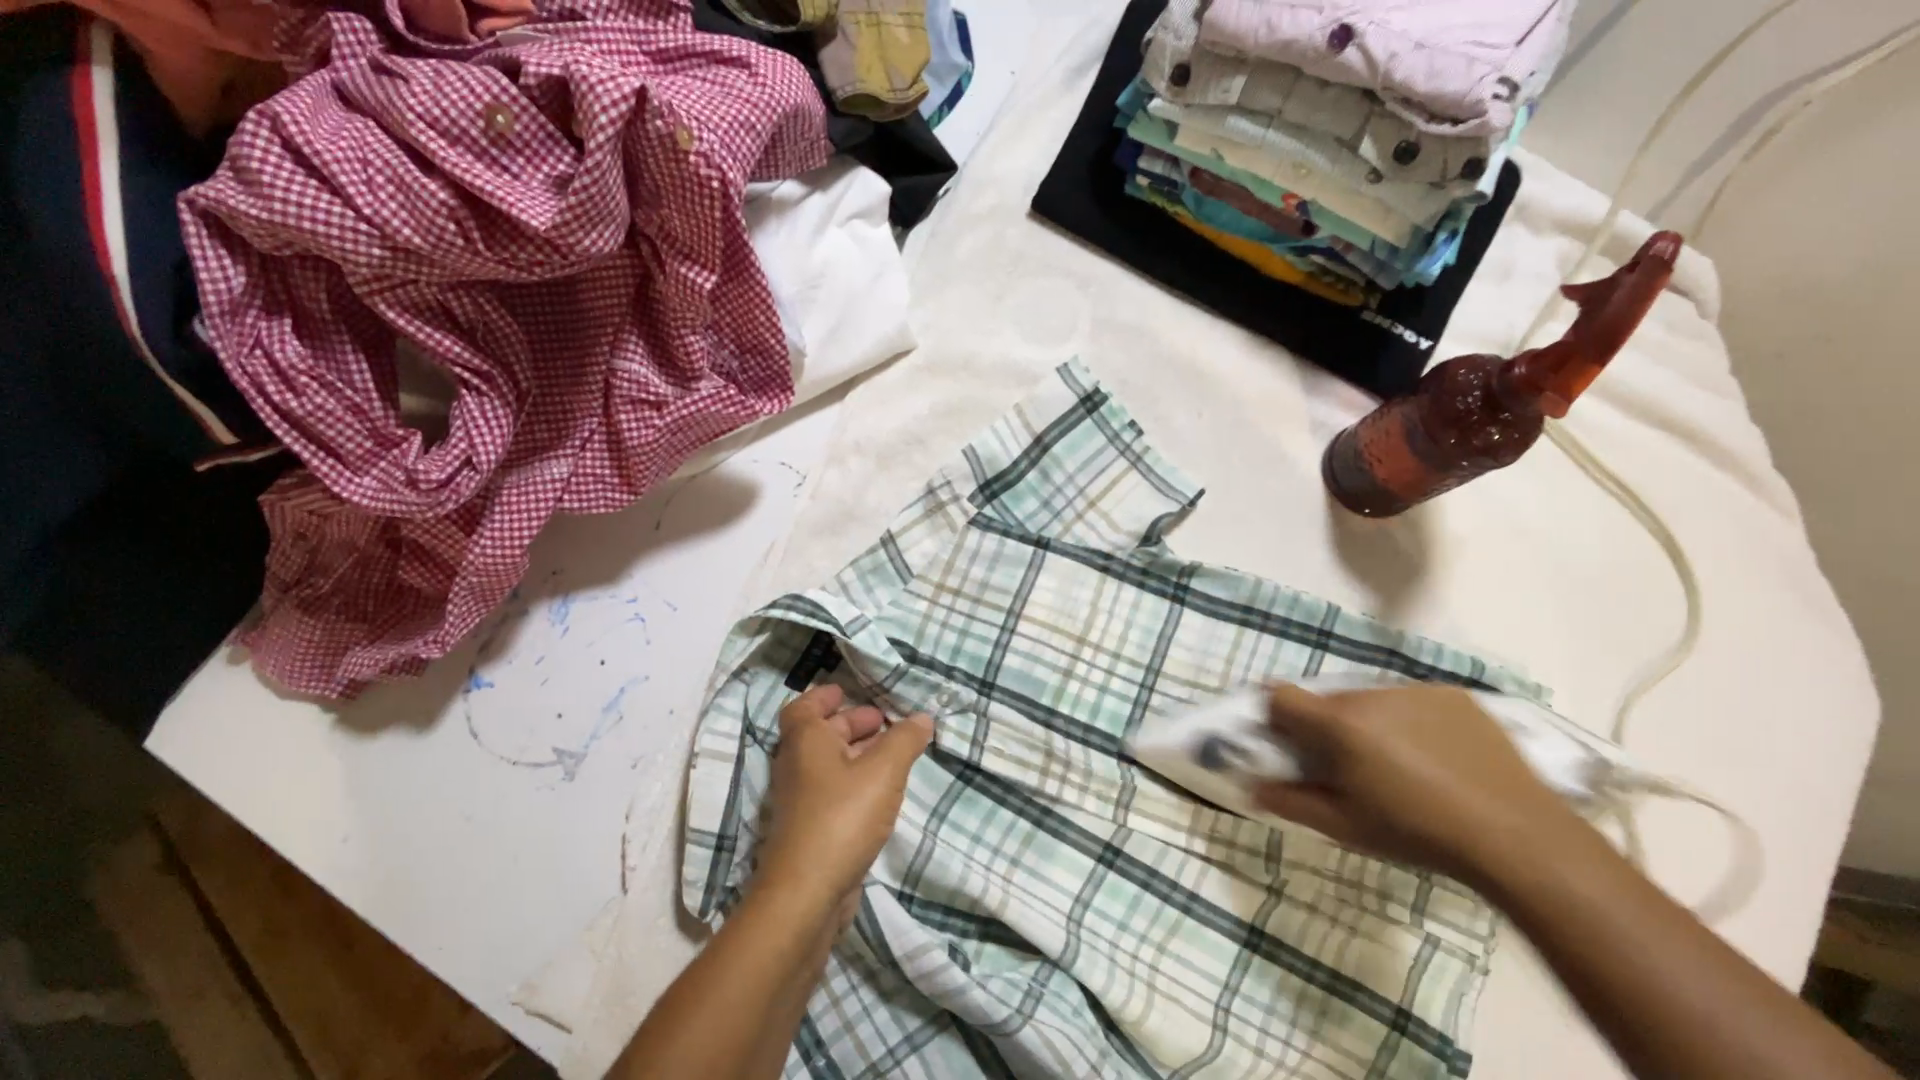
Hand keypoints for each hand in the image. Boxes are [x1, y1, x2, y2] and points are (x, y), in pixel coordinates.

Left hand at [755, 684, 934, 918]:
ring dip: (856, 756)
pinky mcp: (810, 830)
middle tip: (886, 723)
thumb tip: (922, 717)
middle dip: (852, 725)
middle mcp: (796, 765)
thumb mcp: (883, 772)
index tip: (849, 692)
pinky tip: (882, 795)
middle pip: (820, 734)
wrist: (806, 893)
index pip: (806, 707)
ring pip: (828, 766)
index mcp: (805, 741)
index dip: (826, 697)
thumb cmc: (842, 818)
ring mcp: (801, 801)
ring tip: (893, 756)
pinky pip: (833, 793)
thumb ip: (904, 741)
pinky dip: (854, 784)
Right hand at [1252, 682, 1588, 884]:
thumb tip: (1254, 788)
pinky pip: (1412, 702)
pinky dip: (1411, 722)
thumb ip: (1290, 802)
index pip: (1280, 696)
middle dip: (1327, 728)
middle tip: (1350, 768)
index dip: (1276, 718)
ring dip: (1370, 724)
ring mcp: (1416, 691)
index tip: (1289, 745)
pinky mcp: (1454, 695)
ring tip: (1400, 766)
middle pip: (1328, 701)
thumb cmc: (1418, 833)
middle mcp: (1372, 695)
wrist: (1516, 835)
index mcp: (1339, 724)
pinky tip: (1437, 758)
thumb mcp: (1345, 827)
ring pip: (1371, 699)